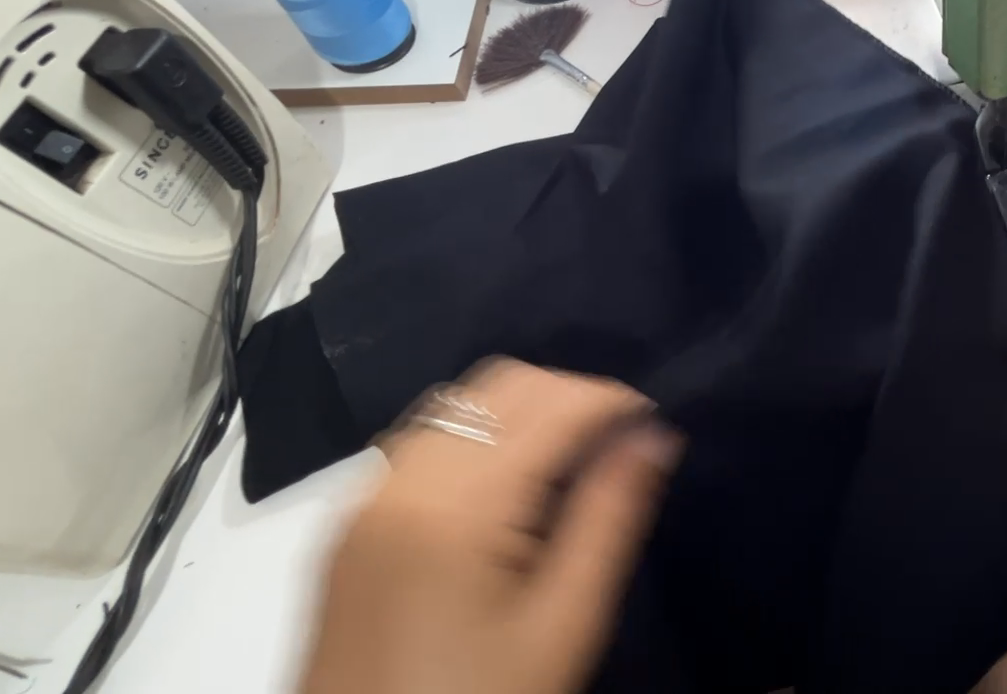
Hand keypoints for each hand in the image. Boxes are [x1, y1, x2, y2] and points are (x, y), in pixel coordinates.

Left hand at [298, 360, 680, 693]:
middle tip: (616, 439)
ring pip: (463, 398)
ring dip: (527, 406)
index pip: (554, 406)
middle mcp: (404, 480)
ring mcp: (368, 496)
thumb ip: (611, 514)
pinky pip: (427, 432)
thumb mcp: (565, 622)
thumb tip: (655, 435)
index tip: (653, 420)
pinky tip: (508, 476)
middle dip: (572, 394)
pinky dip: (480, 428)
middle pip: (505, 383)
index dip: (613, 399)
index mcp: (460, 507)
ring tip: (569, 455)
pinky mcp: (352, 518)